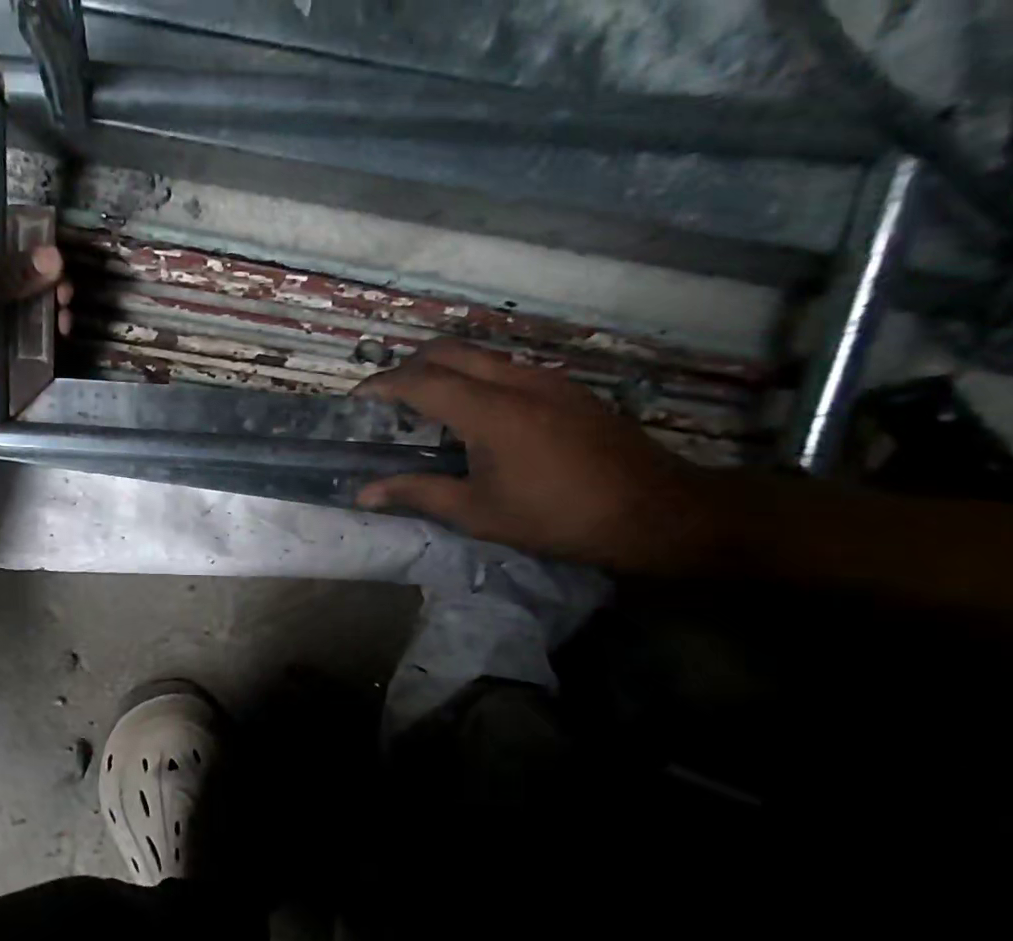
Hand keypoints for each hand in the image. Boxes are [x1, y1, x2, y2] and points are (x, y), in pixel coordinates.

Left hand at [0, 217, 72, 411]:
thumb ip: (6, 271)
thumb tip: (55, 257)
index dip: (30, 251)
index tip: (59, 269)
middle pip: (8, 278)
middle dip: (41, 289)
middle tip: (66, 304)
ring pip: (9, 314)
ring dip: (39, 320)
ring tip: (64, 329)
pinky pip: (2, 346)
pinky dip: (25, 348)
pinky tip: (49, 351)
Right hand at [353, 341, 720, 571]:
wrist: (655, 511)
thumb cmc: (557, 518)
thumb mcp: (478, 513)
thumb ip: (417, 493)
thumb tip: (364, 493)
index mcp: (489, 412)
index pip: (420, 381)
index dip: (381, 386)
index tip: (356, 399)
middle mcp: (515, 381)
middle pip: (447, 350)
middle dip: (407, 366)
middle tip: (387, 399)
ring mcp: (546, 379)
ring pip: (479, 355)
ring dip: (443, 370)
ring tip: (425, 408)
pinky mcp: (566, 388)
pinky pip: (505, 368)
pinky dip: (474, 379)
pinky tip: (475, 417)